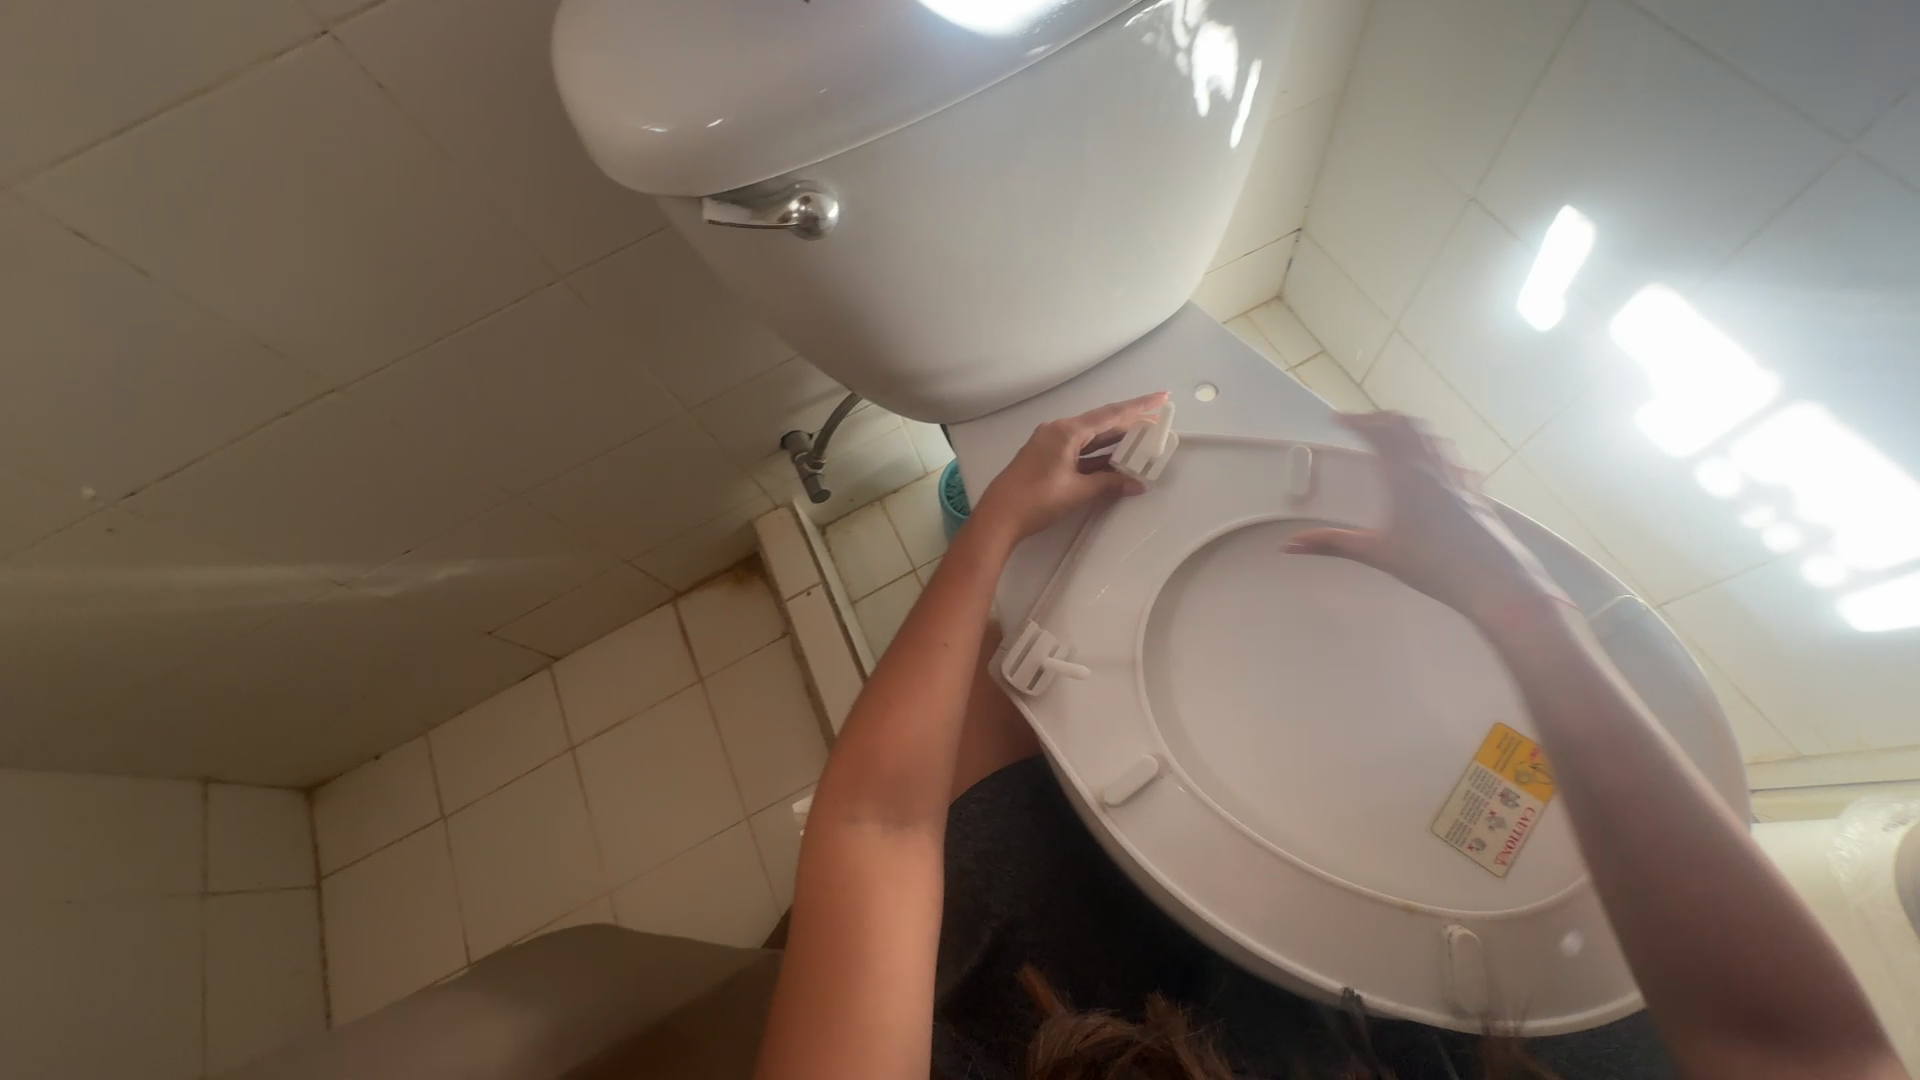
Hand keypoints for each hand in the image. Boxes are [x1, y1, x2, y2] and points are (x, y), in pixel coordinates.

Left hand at [971, 392, 1169, 541]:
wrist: (999, 516)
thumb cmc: (1037, 500)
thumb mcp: (1078, 491)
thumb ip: (1109, 484)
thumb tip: (1137, 484)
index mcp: (1066, 431)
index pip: (1110, 415)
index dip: (1138, 407)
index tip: (1161, 398)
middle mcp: (1058, 431)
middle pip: (1100, 423)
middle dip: (1130, 424)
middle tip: (1158, 423)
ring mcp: (1050, 444)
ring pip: (1090, 438)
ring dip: (1115, 440)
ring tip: (1143, 440)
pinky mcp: (1046, 458)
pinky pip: (1079, 450)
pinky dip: (1098, 454)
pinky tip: (1115, 460)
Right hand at [1287, 412, 1565, 628]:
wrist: (1496, 583)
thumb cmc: (1435, 566)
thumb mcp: (1377, 554)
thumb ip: (1332, 544)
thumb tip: (1289, 545)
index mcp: (1407, 476)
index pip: (1380, 433)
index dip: (1357, 422)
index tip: (1338, 419)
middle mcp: (1435, 468)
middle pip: (1409, 426)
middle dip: (1382, 419)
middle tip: (1362, 423)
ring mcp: (1459, 477)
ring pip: (1434, 436)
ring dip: (1410, 428)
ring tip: (1393, 434)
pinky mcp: (1476, 491)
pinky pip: (1452, 456)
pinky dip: (1434, 448)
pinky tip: (1434, 463)